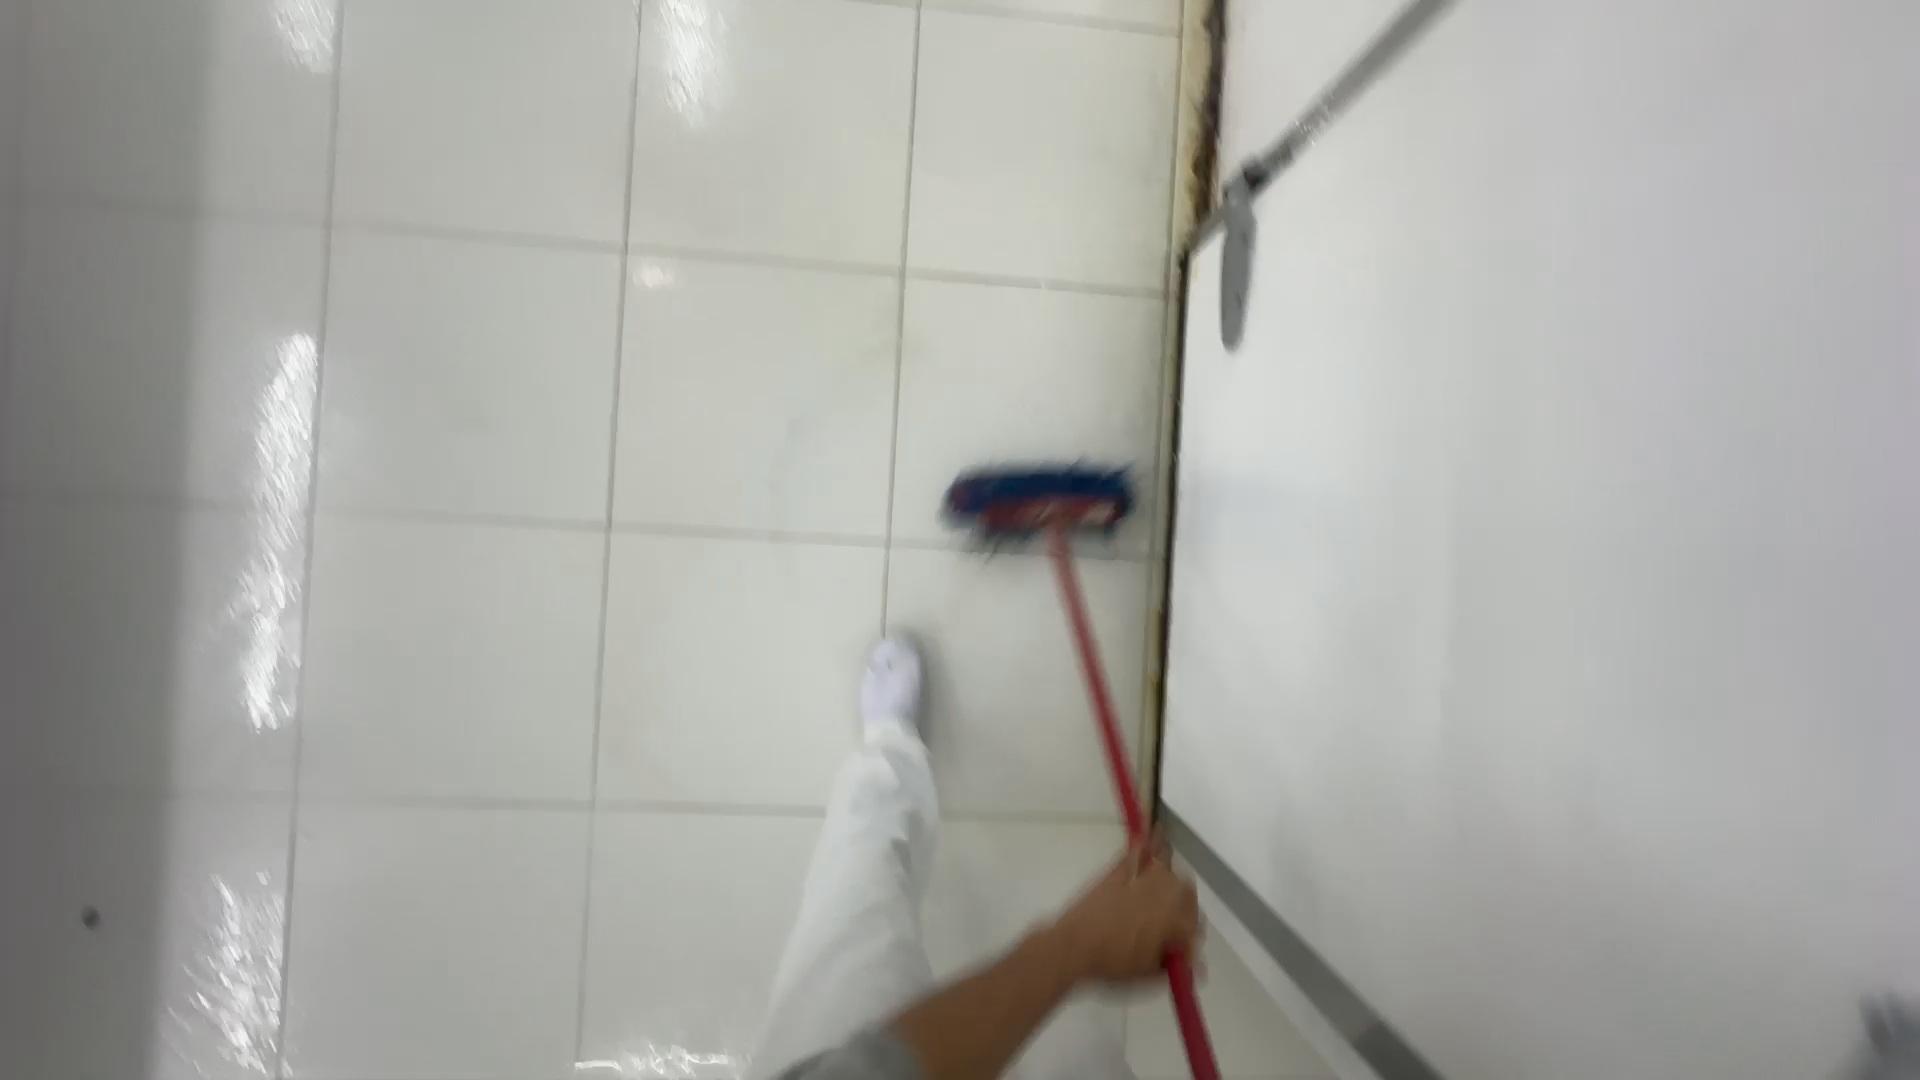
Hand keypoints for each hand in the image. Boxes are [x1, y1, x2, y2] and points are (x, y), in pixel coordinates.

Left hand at [1045, 836, 1200, 985]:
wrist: (1075, 943)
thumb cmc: (1113, 963)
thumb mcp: (1150, 974)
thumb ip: (1175, 964)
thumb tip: (1193, 962)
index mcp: (1173, 920)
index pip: (1194, 923)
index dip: (1190, 937)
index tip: (1182, 948)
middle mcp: (1162, 893)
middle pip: (1186, 890)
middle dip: (1185, 904)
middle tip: (1175, 921)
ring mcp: (1140, 877)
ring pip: (1166, 868)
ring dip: (1169, 875)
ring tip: (1167, 881)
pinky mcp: (1119, 870)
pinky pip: (1137, 850)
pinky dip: (1146, 841)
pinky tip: (1150, 832)